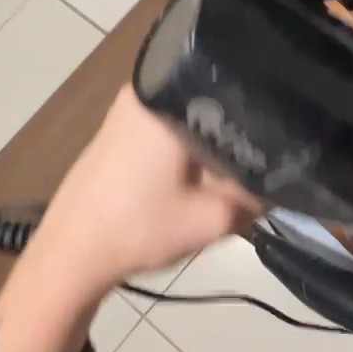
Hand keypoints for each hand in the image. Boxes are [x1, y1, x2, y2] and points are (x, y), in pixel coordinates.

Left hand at [30, 85, 263, 292]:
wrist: (69, 259)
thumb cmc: (139, 229)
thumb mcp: (214, 219)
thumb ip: (259, 196)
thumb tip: (283, 184)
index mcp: (167, 97)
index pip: (237, 97)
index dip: (266, 127)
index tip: (283, 156)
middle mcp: (144, 93)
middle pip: (215, 111)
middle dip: (239, 144)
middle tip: (258, 176)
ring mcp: (127, 113)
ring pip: (194, 126)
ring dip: (213, 155)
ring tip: (230, 183)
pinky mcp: (118, 136)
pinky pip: (171, 136)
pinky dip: (190, 158)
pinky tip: (196, 186)